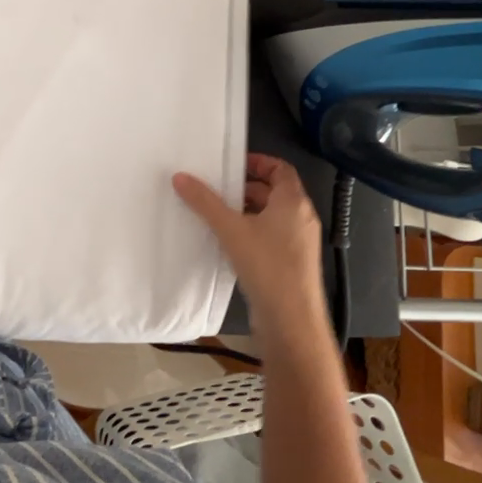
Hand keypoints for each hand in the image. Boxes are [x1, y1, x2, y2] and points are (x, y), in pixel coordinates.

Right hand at [173, 153, 327, 348]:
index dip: (258, 162)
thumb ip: (205, 202)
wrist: (291, 320)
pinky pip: (271, 236)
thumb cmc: (267, 265)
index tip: (231, 164)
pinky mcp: (291, 263)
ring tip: (215, 213)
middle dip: (245, 187)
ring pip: (271, 215)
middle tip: (215, 188)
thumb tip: (180, 176)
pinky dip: (251, 231)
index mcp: (293, 202)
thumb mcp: (230, 229)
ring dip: (246, 210)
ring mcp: (298, 243)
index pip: (281, 168)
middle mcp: (301, 218)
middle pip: (274, 191)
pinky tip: (227, 241)